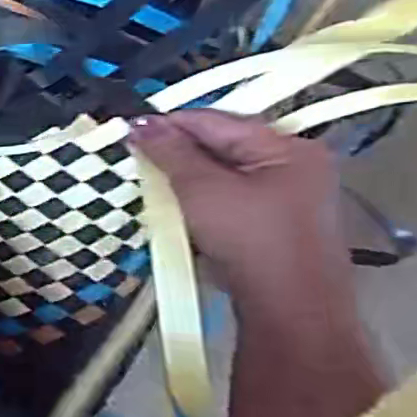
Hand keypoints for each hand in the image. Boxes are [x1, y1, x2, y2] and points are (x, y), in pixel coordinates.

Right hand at [127, 110, 353, 301]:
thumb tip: (139, 122)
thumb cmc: (248, 235)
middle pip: (219, 141)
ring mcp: (285, 188)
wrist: (286, 296)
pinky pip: (225, 187)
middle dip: (174, 146)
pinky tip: (172, 197)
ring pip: (220, 165)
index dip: (167, 122)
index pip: (214, 120)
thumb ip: (170, 151)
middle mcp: (293, 160)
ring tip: (146, 176)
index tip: (123, 131)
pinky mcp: (271, 212)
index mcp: (286, 146)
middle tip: (130, 155)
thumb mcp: (201, 188)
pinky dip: (196, 188)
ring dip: (181, 169)